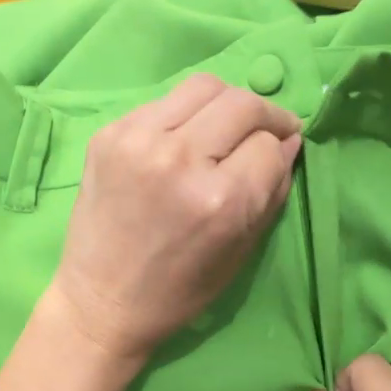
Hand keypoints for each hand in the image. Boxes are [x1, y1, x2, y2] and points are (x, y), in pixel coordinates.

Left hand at [48, 73, 301, 362]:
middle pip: (242, 104)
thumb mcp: (239, 255)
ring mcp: (141, 140)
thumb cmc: (178, 293)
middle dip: (265, 116)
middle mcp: (182, 160)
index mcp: (220, 201)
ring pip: (204, 87)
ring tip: (227, 129)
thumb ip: (270, 196)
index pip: (268, 145)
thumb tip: (288, 144)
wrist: (103, 303)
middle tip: (266, 132)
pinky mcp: (111, 133)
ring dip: (227, 104)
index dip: (280, 151)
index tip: (278, 158)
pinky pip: (164, 103)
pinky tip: (182, 143)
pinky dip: (185, 117)